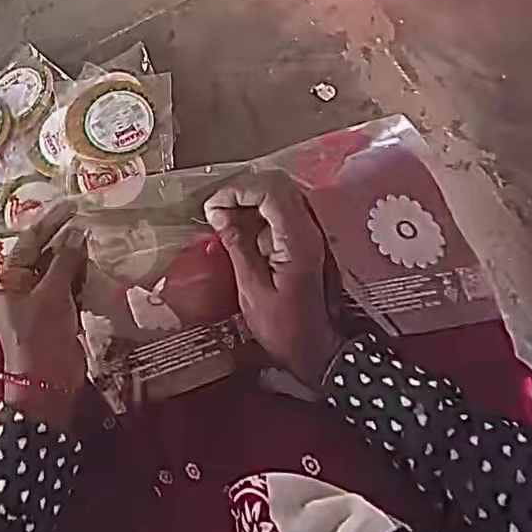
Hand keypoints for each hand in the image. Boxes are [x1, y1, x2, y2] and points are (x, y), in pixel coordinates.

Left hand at [0, 202, 88, 429]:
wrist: (49, 384)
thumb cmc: (42, 337)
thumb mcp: (52, 295)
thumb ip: (64, 262)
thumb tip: (77, 232)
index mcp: (8, 280)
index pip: (29, 241)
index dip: (50, 222)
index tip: (72, 205)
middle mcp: (21, 287)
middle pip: (44, 254)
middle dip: (66, 239)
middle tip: (89, 221)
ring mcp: (40, 301)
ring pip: (59, 269)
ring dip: (76, 258)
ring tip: (96, 242)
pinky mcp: (58, 313)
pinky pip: (70, 286)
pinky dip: (81, 276)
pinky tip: (96, 267)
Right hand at [204, 171, 342, 387]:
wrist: (318, 348)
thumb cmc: (285, 328)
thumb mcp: (252, 291)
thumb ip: (237, 247)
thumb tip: (219, 214)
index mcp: (297, 240)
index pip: (270, 191)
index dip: (237, 191)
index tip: (213, 206)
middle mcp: (309, 228)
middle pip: (276, 183)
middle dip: (240, 189)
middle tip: (215, 210)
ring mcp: (310, 230)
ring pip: (279, 191)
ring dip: (248, 196)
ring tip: (223, 216)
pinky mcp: (305, 237)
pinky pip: (280, 207)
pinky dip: (257, 208)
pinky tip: (239, 225)